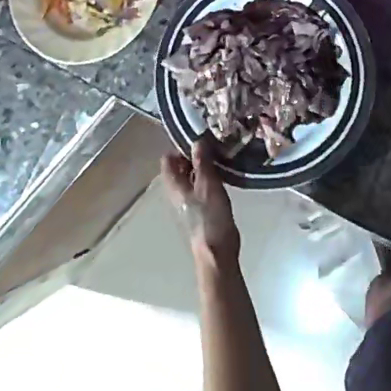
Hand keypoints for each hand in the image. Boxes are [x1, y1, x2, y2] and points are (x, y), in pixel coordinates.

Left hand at [162, 136, 239, 264]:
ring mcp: (186, 202)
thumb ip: (202, 161)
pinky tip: (223, 179)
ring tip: (221, 161)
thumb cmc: (210, 215)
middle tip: (213, 150)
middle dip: (194, 156)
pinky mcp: (199, 210)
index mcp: (172, 183)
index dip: (181, 148)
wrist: (216, 250)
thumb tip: (196, 140)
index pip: (168, 158)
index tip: (200, 143)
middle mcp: (175, 191)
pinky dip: (208, 181)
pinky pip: (200, 189)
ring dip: (203, 169)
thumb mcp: (208, 183)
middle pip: (179, 167)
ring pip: (190, 178)